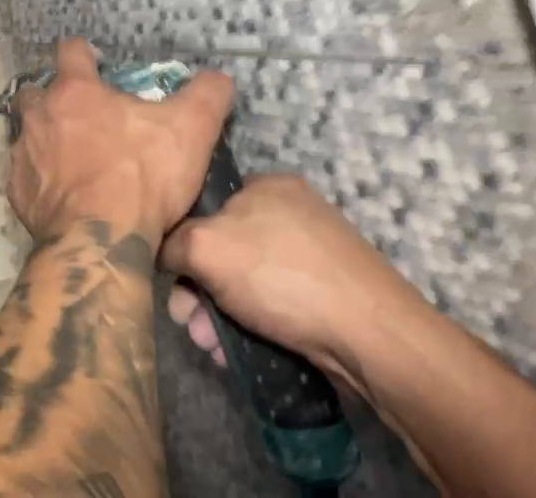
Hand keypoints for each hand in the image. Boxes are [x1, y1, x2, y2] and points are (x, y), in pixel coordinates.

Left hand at [8, 39, 234, 242]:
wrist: (100, 237)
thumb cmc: (143, 175)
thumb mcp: (190, 129)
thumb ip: (206, 96)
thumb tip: (217, 76)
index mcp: (75, 92)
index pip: (70, 51)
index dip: (83, 52)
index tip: (96, 61)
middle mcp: (39, 114)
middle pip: (36, 92)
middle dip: (53, 97)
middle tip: (81, 114)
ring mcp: (23, 151)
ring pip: (27, 132)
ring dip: (44, 136)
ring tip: (70, 154)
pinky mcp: (17, 188)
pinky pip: (25, 173)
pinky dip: (40, 177)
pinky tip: (60, 191)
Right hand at [160, 175, 430, 383]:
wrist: (374, 341)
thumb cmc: (280, 276)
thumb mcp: (202, 247)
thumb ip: (169, 242)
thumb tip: (161, 252)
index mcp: (267, 186)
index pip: (204, 203)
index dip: (179, 238)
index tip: (169, 275)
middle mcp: (291, 214)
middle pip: (220, 247)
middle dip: (196, 289)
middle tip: (186, 320)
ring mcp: (313, 256)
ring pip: (241, 281)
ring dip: (215, 313)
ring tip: (209, 345)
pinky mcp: (328, 296)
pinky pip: (270, 303)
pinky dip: (246, 323)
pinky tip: (233, 349)